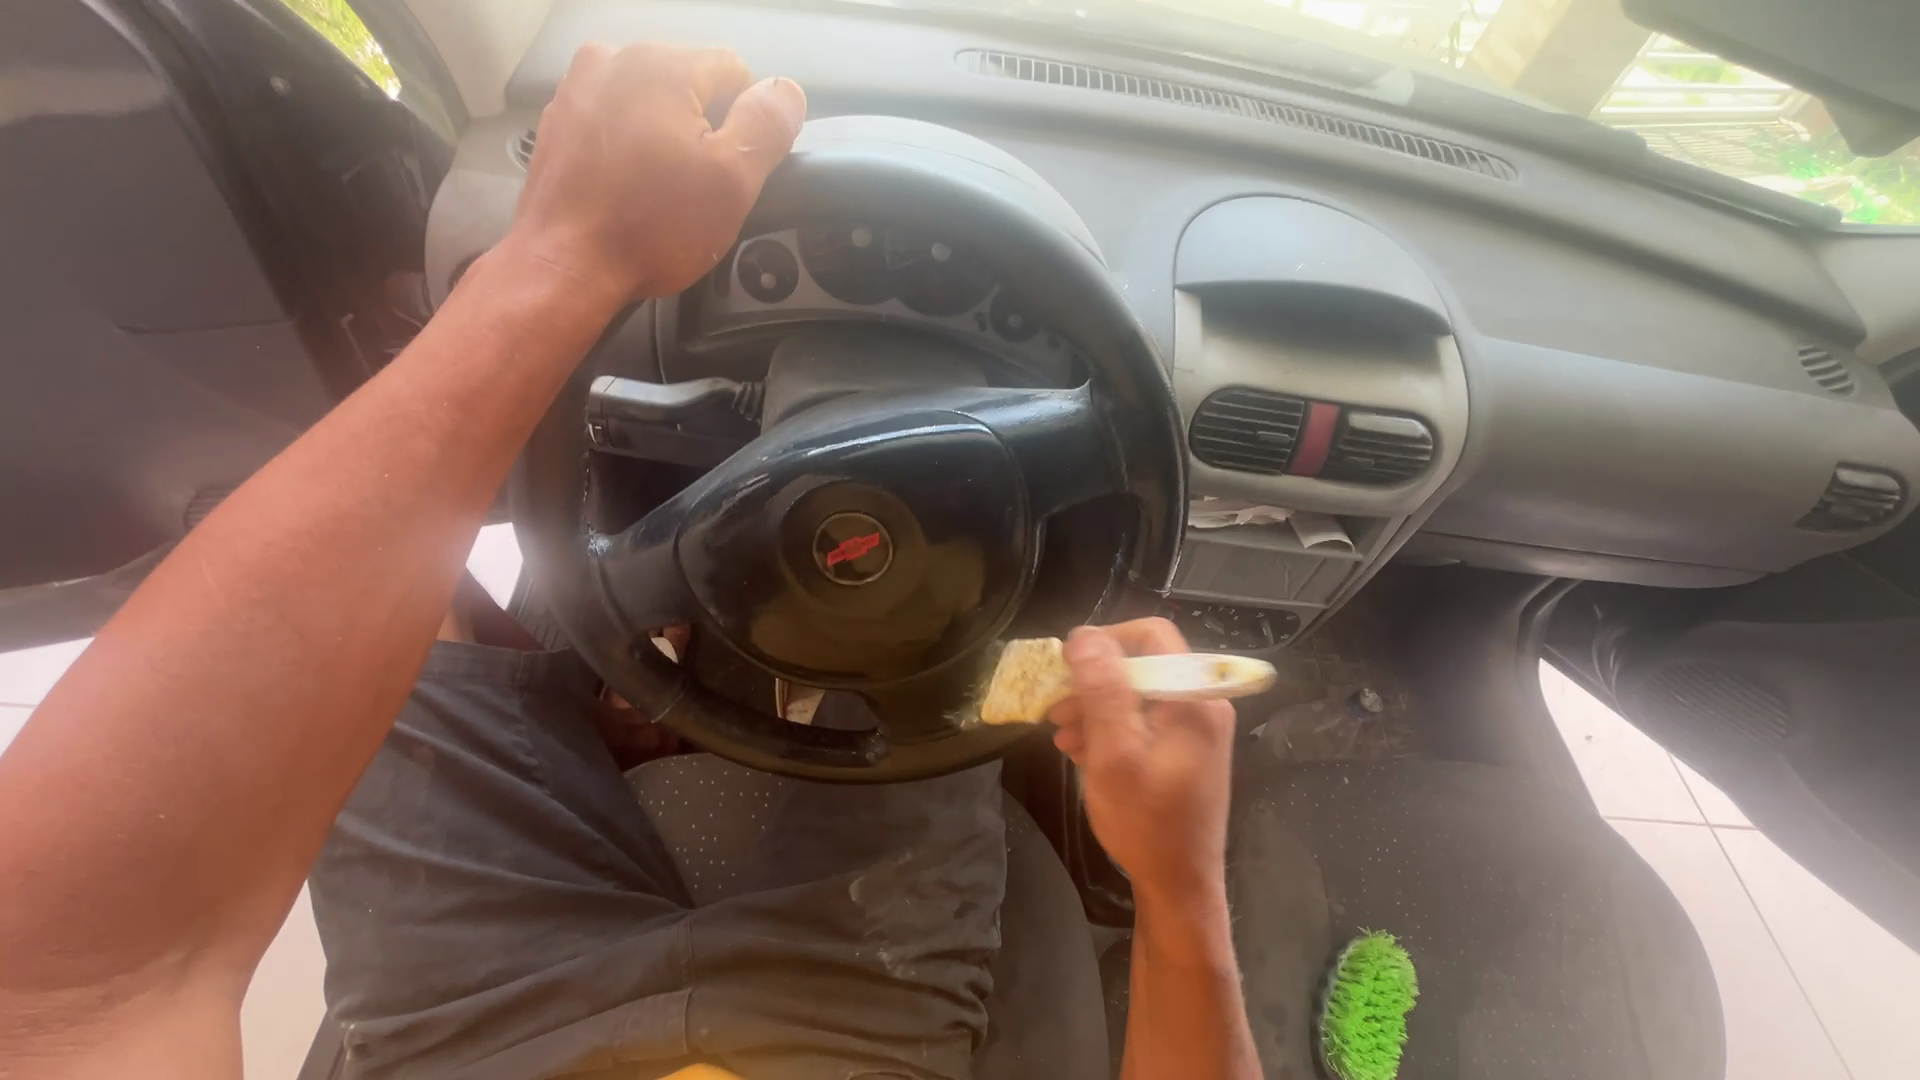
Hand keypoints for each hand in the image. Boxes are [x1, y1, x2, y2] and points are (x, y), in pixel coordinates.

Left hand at [507, 43, 806, 302]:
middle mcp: (613, 60)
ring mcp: (579, 90)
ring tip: (662, 197)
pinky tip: (631, 195)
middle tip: (697, 192)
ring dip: (668, 145)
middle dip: (704, 134)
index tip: (733, 171)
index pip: (737, 72)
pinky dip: (632, 156)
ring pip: (653, 109)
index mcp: (661, 64)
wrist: (568, 265)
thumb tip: (786, 91)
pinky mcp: (561, 124)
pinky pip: (617, 128)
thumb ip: (767, 125)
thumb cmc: (651, 228)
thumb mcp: (733, 179)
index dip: (747, 126)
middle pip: (691, 88)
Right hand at [1049, 618, 1235, 904]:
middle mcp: (1201, 703)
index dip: (1106, 639)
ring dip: (1096, 707)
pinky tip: (1081, 749)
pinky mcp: (1184, 749)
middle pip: (1141, 665)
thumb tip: (1084, 636)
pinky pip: (1144, 720)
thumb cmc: (1146, 820)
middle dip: (1093, 681)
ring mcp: (1195, 728)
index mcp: (1193, 696)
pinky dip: (1111, 727)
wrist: (1179, 884)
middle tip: (1055, 706)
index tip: (1068, 663)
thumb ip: (1102, 689)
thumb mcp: (1114, 752)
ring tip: (1061, 734)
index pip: (1151, 635)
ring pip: (1137, 693)